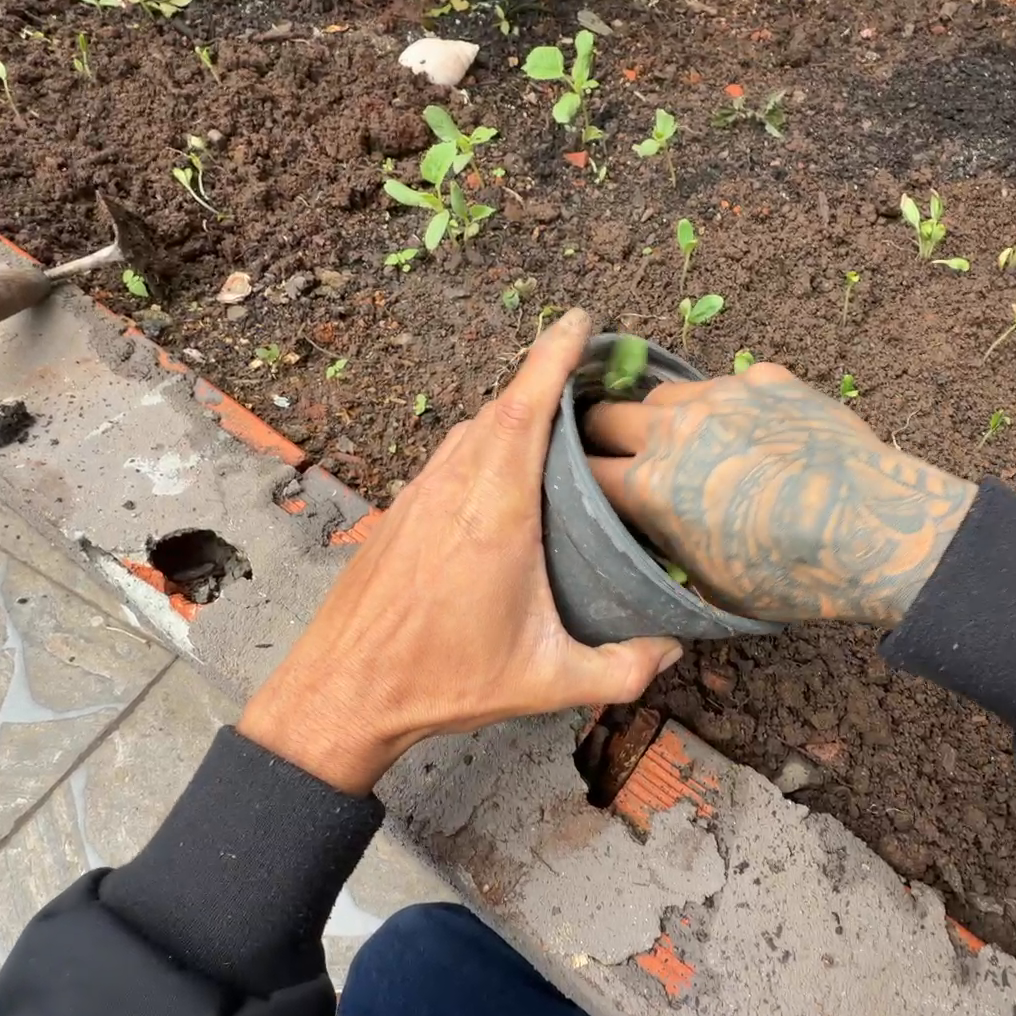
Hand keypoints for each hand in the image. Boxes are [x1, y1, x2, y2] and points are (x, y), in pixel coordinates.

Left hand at [239, 310, 683, 795]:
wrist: (342, 692)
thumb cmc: (441, 682)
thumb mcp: (546, 685)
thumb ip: (621, 669)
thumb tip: (672, 649)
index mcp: (495, 517)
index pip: (524, 412)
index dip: (552, 358)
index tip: (580, 323)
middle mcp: (455, 490)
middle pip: (502, 409)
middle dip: (546, 379)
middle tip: (589, 375)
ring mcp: (421, 495)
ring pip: (473, 428)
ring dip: (513, 411)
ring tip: (556, 420)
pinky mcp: (403, 509)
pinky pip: (451, 453)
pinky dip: (484, 440)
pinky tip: (502, 469)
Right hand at [585, 362, 975, 626]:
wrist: (875, 529)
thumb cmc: (790, 574)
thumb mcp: (710, 583)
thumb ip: (666, 544)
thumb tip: (652, 527)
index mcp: (650, 486)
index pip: (584, 473)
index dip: (578, 481)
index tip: (584, 486)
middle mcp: (674, 431)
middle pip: (606, 416)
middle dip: (601, 437)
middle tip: (617, 454)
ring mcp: (720, 396)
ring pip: (662, 394)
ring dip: (658, 416)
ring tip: (682, 439)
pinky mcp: (765, 379)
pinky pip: (725, 384)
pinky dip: (723, 406)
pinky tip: (750, 430)